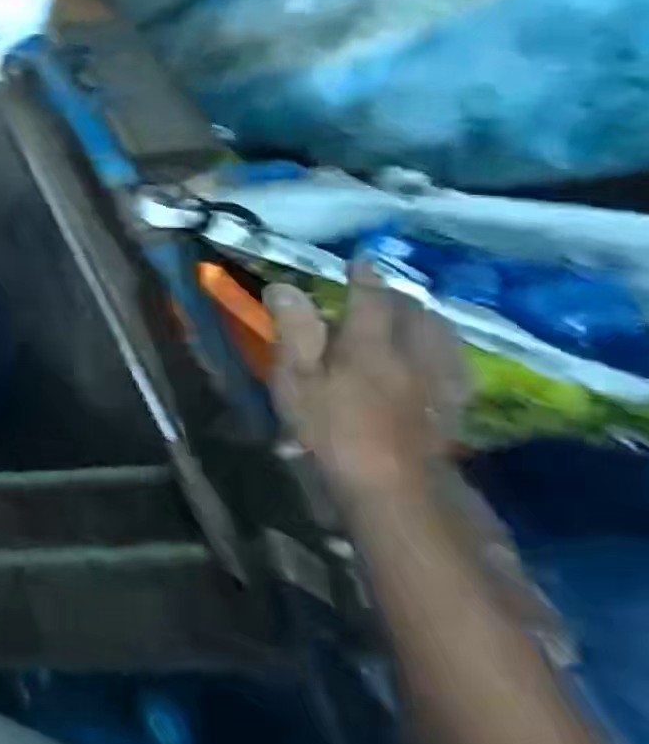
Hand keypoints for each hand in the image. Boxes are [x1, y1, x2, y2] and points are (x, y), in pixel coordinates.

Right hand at [263, 263, 467, 498]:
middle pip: (414, 312)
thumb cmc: (329, 427)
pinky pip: (457, 362)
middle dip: (394, 295)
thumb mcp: (295, 379)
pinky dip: (444, 346)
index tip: (358, 260)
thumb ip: (294, 330)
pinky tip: (435, 353)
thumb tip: (285, 286)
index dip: (363, 276)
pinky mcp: (453, 405)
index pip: (371, 298)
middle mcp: (413, 354)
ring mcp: (440, 380)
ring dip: (424, 317)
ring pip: (442, 334)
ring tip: (408, 314)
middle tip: (374, 290)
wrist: (389, 483)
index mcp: (370, 345)